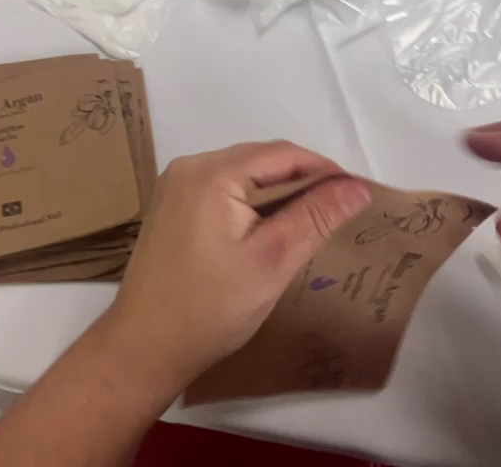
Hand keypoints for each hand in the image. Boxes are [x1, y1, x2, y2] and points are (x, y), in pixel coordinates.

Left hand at [104, 140, 373, 396]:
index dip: (324, 169)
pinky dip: (251, 201)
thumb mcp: (271, 261)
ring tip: (312, 220)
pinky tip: (269, 228)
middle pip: (259, 159)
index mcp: (211, 172)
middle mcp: (189, 166)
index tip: (357, 194)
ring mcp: (176, 185)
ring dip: (277, 191)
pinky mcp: (172, 206)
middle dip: (302, 179)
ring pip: (241, 173)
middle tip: (340, 210)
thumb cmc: (211, 307)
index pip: (281, 153)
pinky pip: (222, 189)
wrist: (144, 346)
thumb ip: (314, 218)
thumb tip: (356, 187)